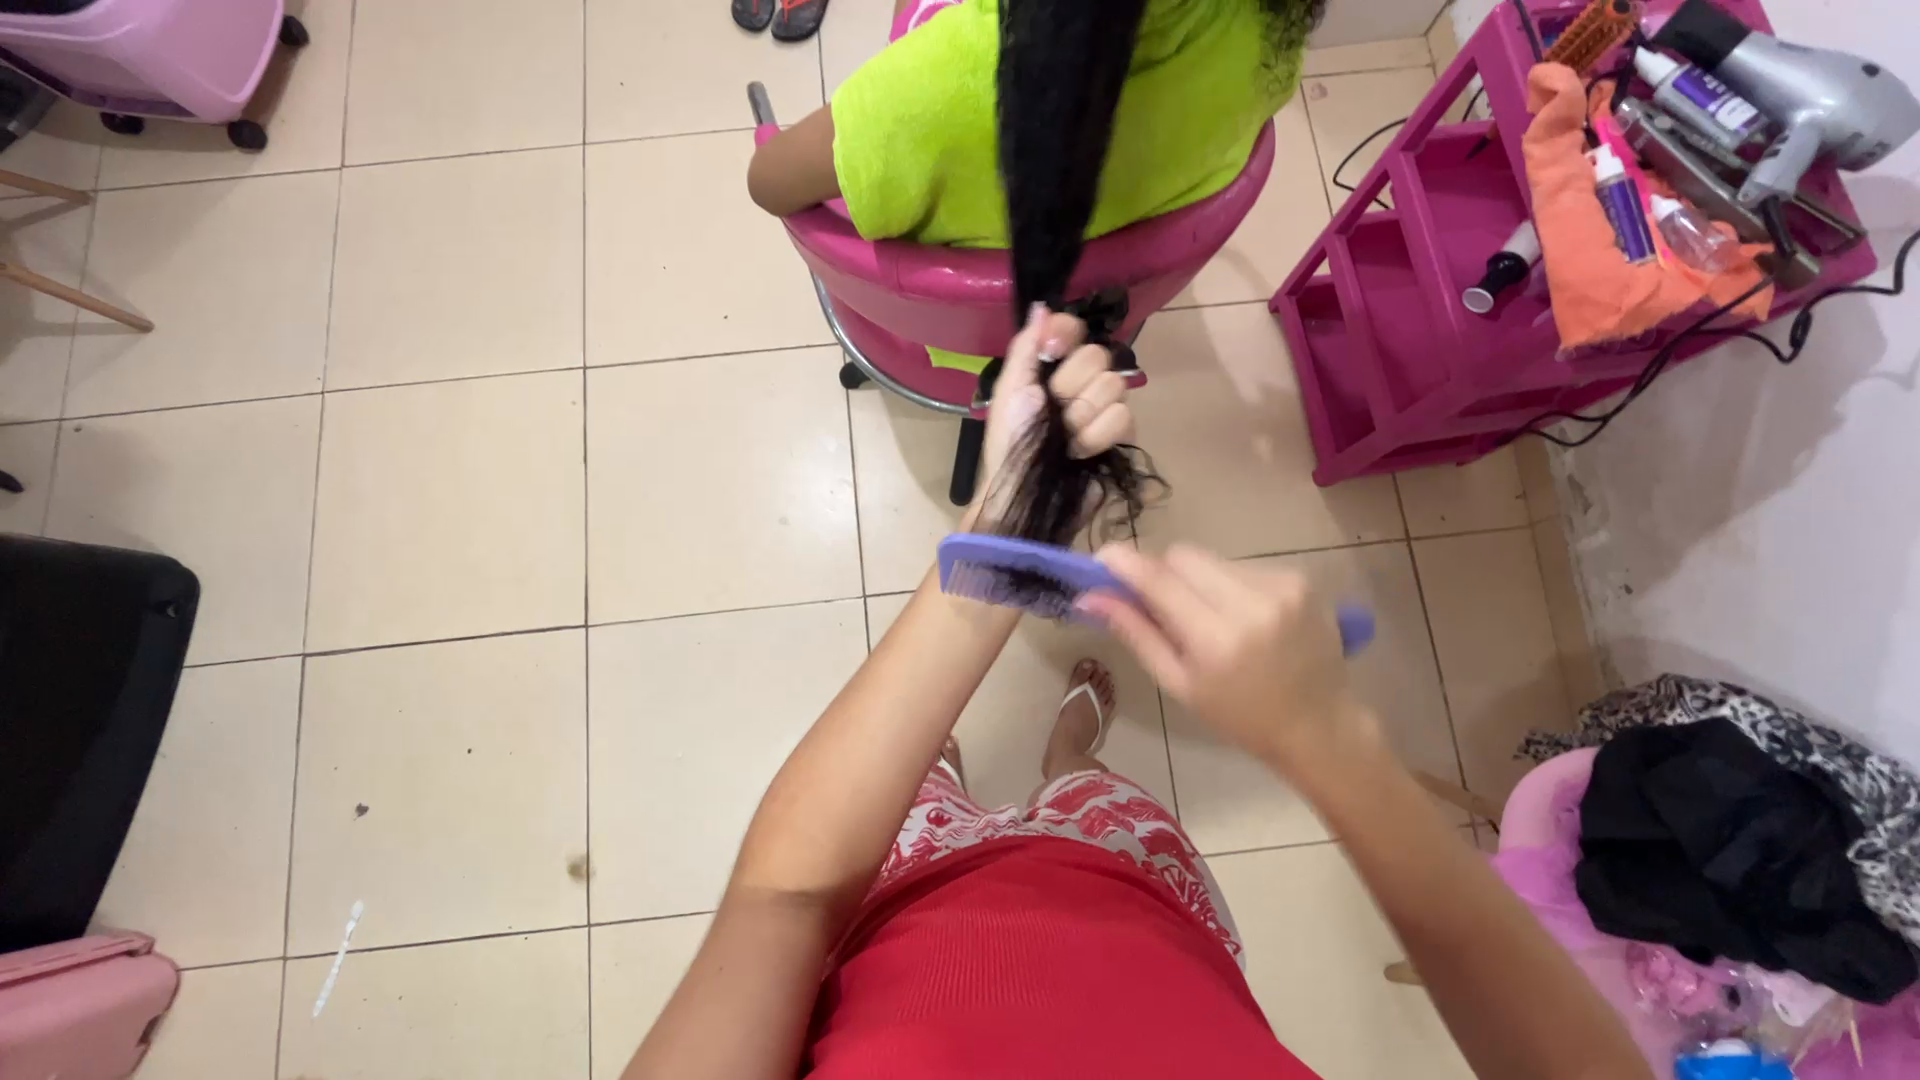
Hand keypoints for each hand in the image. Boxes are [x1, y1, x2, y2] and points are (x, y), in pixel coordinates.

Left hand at [975, 304, 1134, 510]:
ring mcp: (1100, 409)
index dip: (1066, 335)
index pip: (1073, 329)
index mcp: (1048, 369)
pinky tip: (1081, 453)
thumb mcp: (1008, 393)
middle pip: (1098, 356)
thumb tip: (1042, 306)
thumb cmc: (1008, 445)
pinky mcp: (1117, 437)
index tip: (1051, 353)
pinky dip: (1098, 436)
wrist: (1022, 493)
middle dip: (1071, 388)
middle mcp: (1078, 382)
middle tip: (1054, 412)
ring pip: (1114, 386)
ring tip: (1065, 439)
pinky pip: (1124, 417)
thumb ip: (1024, 350)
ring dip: (1083, 417)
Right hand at [1081, 544, 1376, 769]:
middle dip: (1162, 572)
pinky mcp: (1300, 579)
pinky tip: (1241, 617)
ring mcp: (1282, 586)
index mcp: (1218, 639)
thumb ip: (1135, 633)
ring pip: (1211, 559)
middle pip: (1183, 556)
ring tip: (1208, 617)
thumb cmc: (1239, 715)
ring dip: (1196, 580)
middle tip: (1156, 600)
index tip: (1101, 557)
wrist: (1319, 724)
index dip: (1125, 563)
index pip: (1159, 580)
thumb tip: (1088, 597)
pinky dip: (1228, 585)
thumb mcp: (1178, 683)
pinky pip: (1242, 566)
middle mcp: (1252, 603)